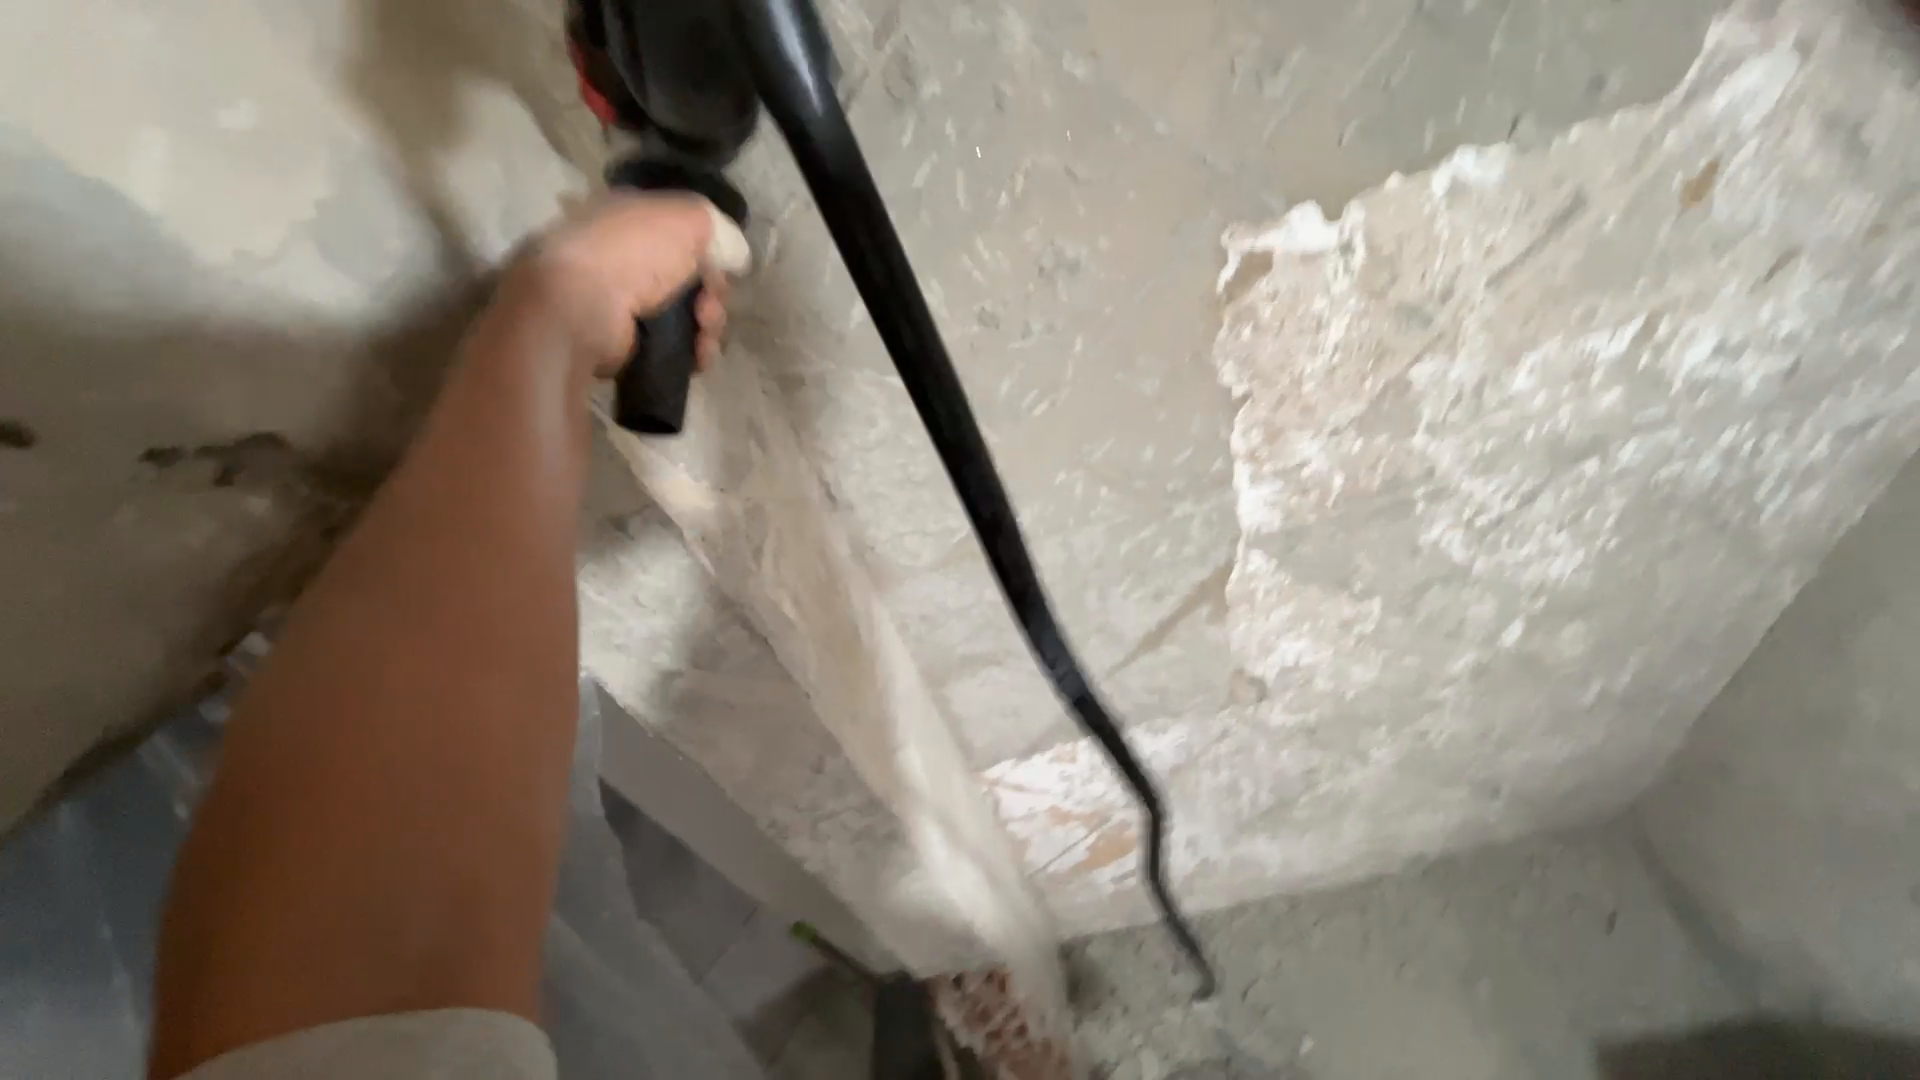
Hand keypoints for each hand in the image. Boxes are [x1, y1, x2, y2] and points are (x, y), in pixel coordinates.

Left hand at [493, 192, 751, 378]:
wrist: (583, 307)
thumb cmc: (631, 252)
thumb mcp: (683, 218)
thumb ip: (713, 225)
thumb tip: (732, 252)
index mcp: (630, 221)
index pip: (681, 236)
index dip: (709, 252)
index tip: (722, 267)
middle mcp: (625, 260)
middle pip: (691, 279)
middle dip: (713, 294)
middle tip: (709, 304)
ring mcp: (625, 305)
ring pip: (690, 316)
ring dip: (709, 326)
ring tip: (703, 332)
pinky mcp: (629, 346)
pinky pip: (678, 349)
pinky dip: (695, 353)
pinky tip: (698, 355)